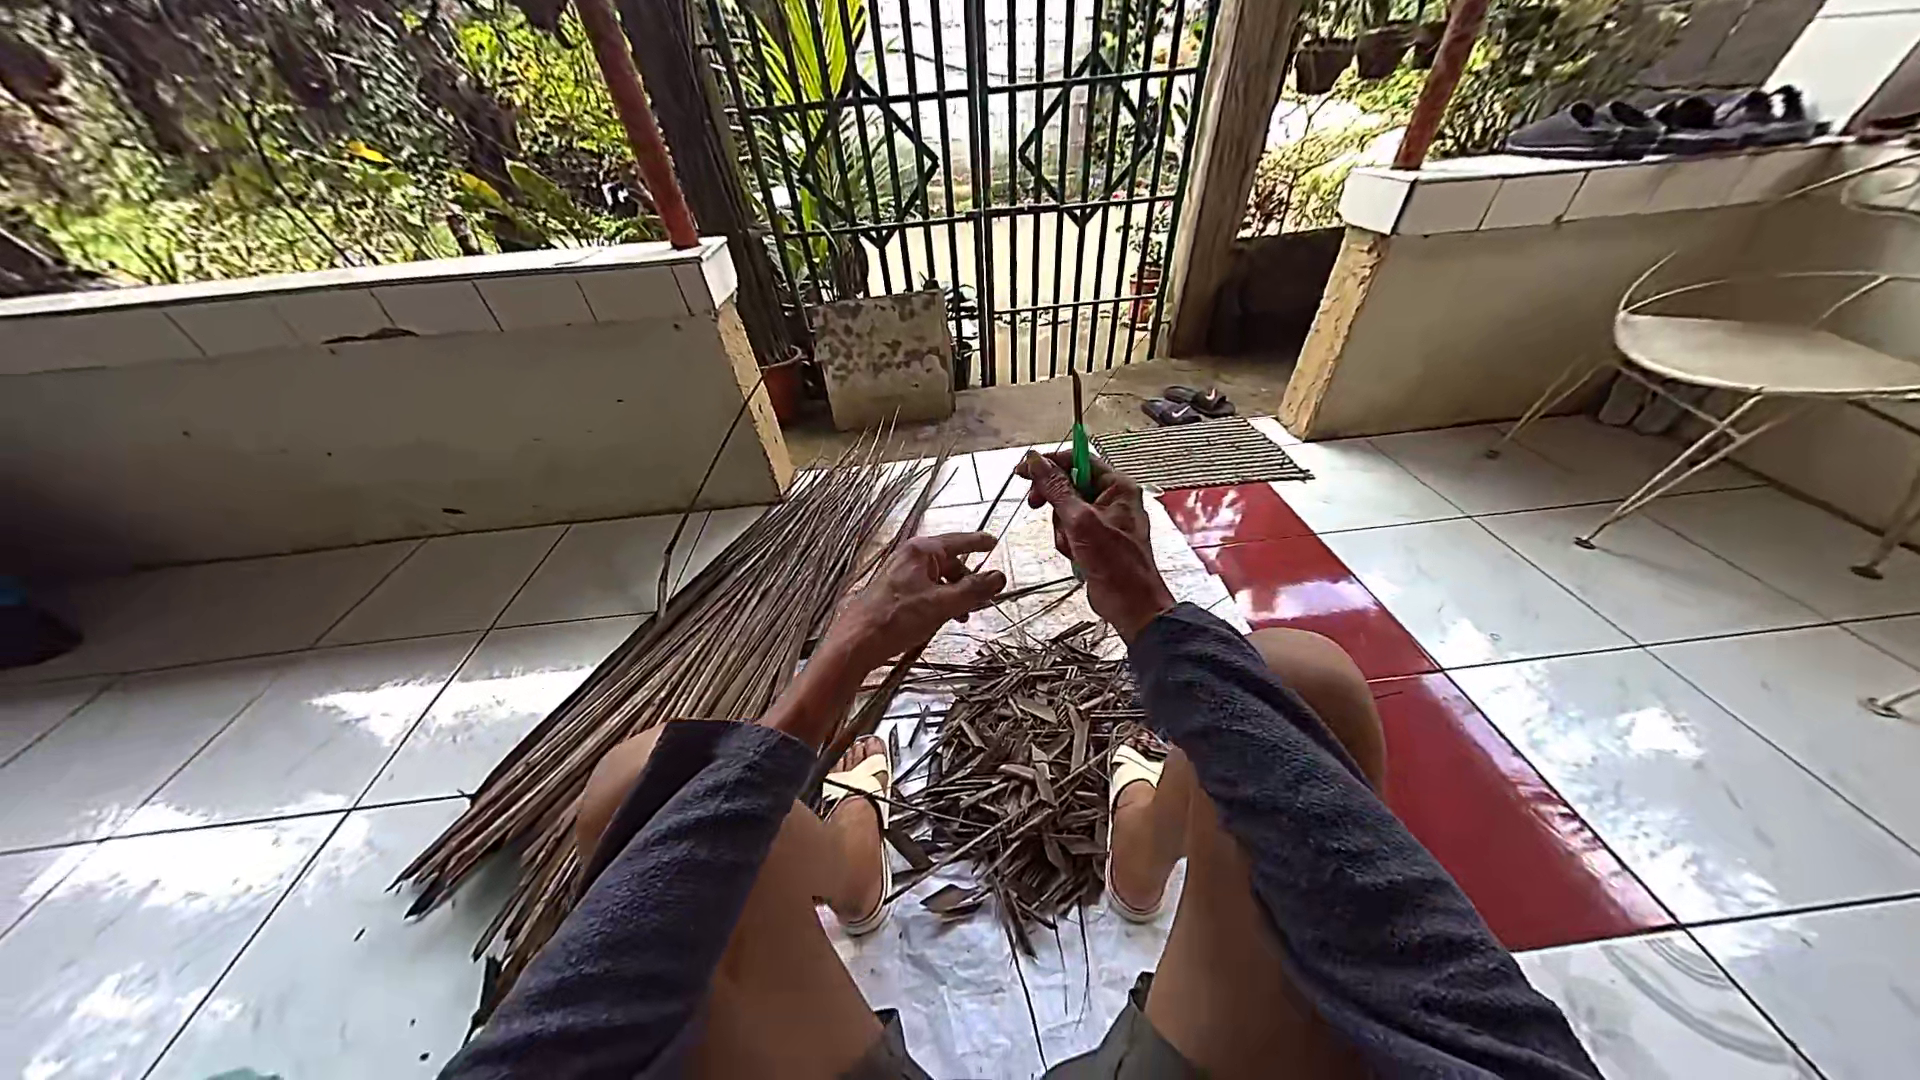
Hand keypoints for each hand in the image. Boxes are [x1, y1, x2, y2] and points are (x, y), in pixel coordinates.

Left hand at [819, 532, 1007, 674]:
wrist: (857, 642)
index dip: (977, 542)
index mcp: (920, 552)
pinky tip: (943, 618)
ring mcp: (901, 575)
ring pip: (938, 579)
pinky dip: (940, 601)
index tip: (992, 542)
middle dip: (968, 579)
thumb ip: (973, 590)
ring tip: (965, 613)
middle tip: (985, 594)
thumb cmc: (894, 619)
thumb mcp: (942, 604)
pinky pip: (926, 590)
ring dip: (955, 594)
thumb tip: (998, 577)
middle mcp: (909, 558)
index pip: (957, 541)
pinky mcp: (895, 593)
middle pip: (949, 562)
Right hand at [1016, 450, 1174, 640]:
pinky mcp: (1094, 540)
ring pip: (1064, 511)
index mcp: (1117, 487)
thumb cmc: (1118, 564)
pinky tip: (1076, 555)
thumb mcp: (1081, 520)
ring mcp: (1102, 521)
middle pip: (1068, 485)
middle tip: (1036, 504)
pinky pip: (1068, 531)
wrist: (1130, 604)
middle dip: (1054, 503)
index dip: (1050, 463)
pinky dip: (1066, 542)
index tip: (1025, 469)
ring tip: (1073, 544)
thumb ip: (1056, 488)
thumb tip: (1037, 462)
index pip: (1079, 460)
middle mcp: (1112, 500)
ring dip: (1061, 528)